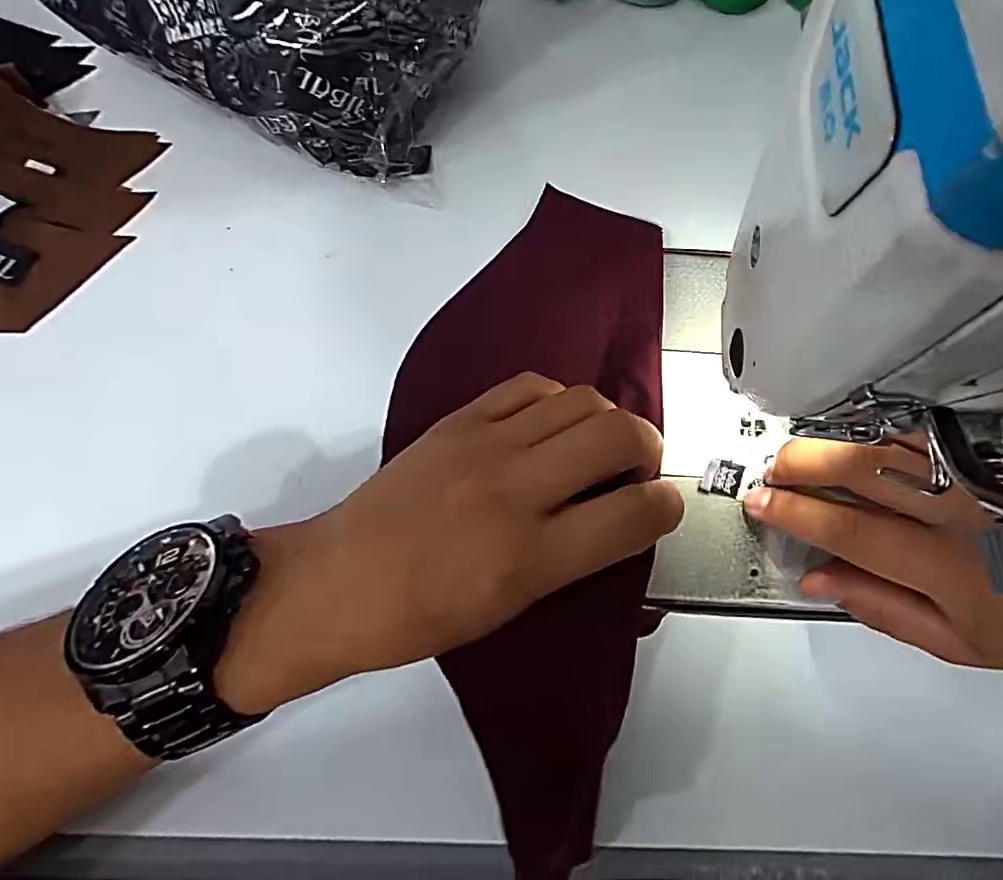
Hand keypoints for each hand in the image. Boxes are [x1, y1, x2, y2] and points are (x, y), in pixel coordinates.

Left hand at [218, 373, 683, 711]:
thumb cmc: (423, 615)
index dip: (667, 506)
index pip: (633, 514)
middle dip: (649, 448)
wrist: (336, 584)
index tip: (665, 505)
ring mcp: (484, 446)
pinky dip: (558, 401)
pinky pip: (531, 386)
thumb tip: (633, 534)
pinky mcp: (459, 420)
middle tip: (639, 467)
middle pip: (619, 436)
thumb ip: (583, 568)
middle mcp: (514, 492)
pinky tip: (552, 423)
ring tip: (597, 443)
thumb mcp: (514, 611)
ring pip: (583, 401)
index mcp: (530, 557)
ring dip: (608, 419)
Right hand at [744, 438, 1002, 679]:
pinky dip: (877, 439)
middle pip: (856, 471)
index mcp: (941, 567)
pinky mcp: (993, 452)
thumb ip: (878, 606)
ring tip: (802, 460)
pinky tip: (857, 449)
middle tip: (772, 472)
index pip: (846, 530)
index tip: (759, 502)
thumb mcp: (954, 643)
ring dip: (832, 448)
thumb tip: (816, 576)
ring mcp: (974, 473)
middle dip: (800, 465)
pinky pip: (919, 436)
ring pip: (883, 445)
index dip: (792, 513)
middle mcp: (953, 511)